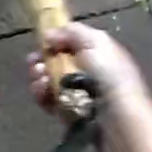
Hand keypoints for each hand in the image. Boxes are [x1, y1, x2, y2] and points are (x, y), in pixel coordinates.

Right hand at [27, 23, 148, 115]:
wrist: (117, 118)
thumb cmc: (110, 76)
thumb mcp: (96, 42)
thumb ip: (73, 33)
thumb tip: (49, 35)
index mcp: (98, 53)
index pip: (71, 44)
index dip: (55, 41)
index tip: (42, 42)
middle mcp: (87, 72)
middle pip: (56, 62)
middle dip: (41, 60)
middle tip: (34, 63)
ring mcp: (77, 94)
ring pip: (49, 82)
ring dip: (39, 77)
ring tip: (40, 79)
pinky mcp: (68, 114)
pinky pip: (49, 102)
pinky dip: (41, 96)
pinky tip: (41, 91)